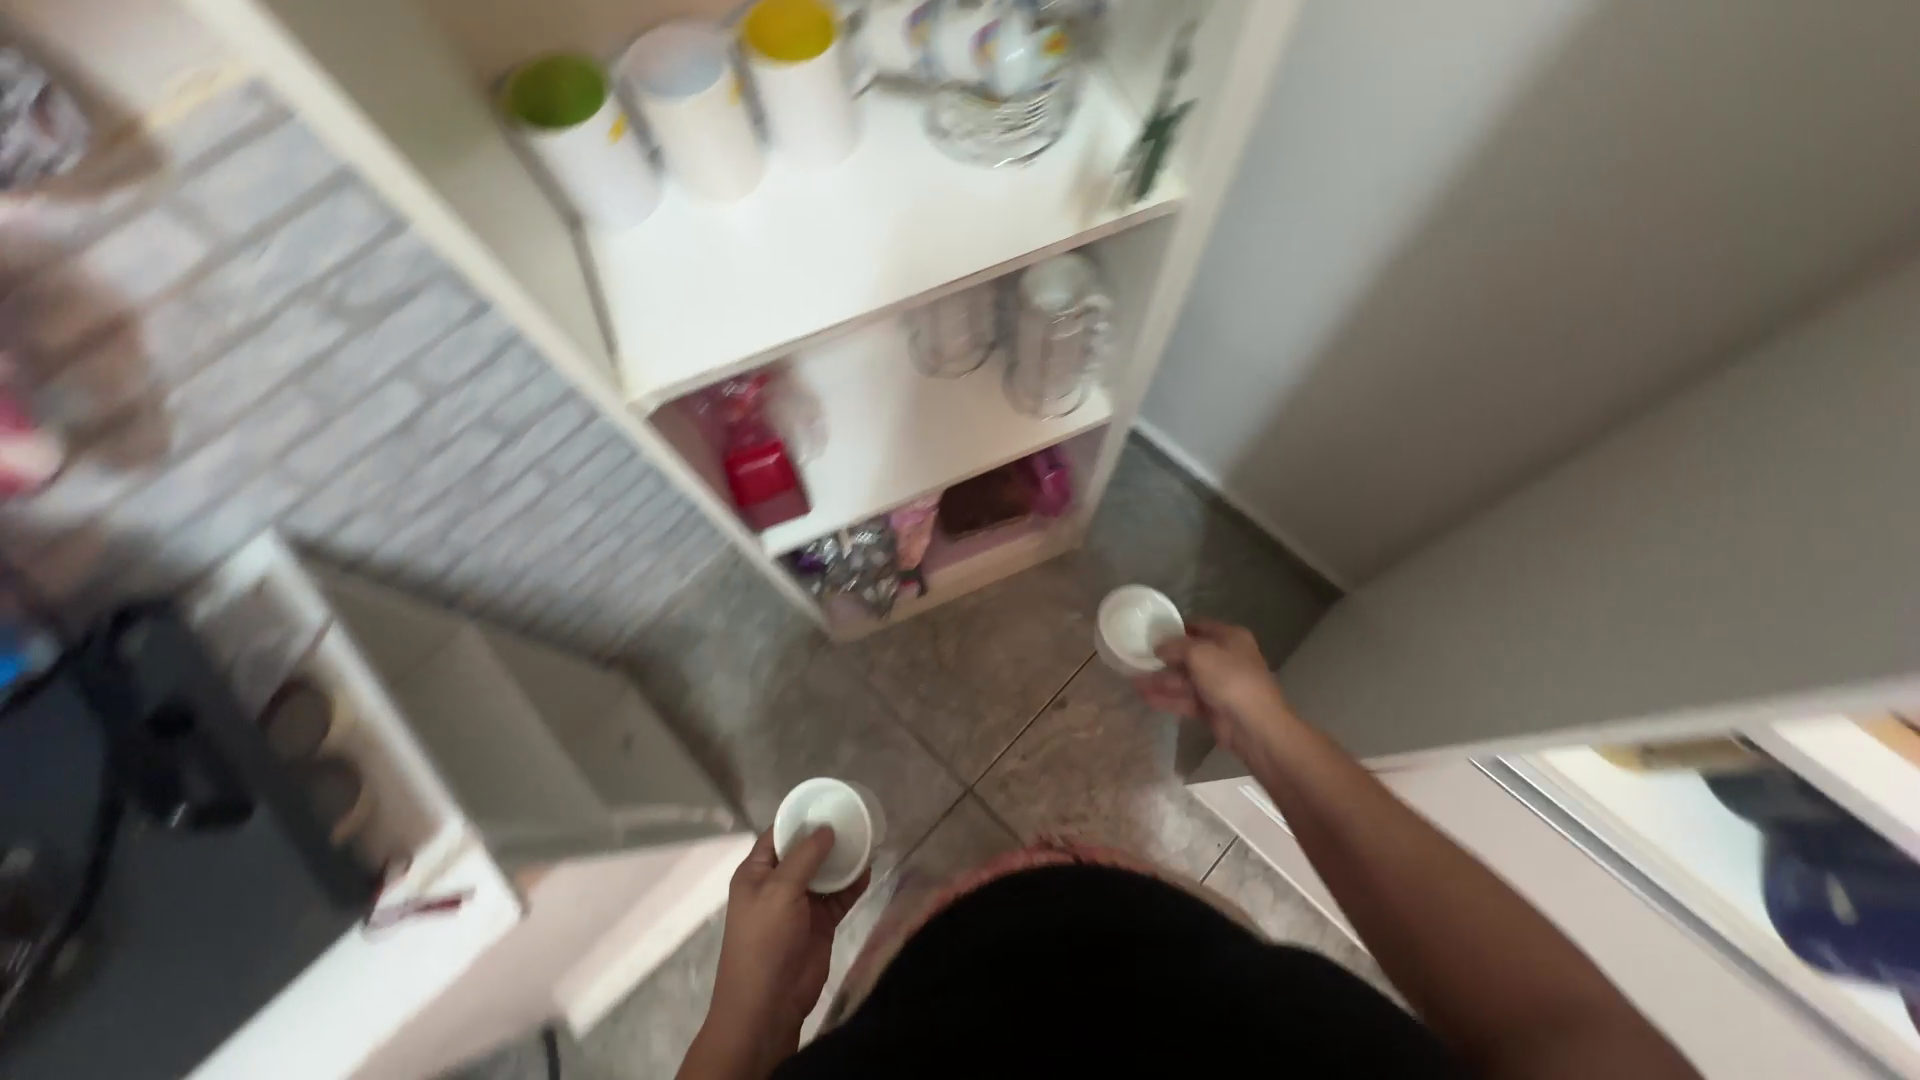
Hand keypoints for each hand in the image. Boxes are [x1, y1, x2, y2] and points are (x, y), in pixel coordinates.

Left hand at [702, 828, 868, 1066]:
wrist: (768, 1003)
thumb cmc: (764, 940)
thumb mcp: (778, 890)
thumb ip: (804, 857)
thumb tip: (826, 828)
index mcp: (757, 872)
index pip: (778, 834)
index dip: (801, 817)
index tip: (827, 800)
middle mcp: (778, 884)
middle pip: (806, 851)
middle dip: (828, 836)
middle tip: (855, 816)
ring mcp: (800, 905)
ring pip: (826, 873)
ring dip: (844, 859)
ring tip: (868, 837)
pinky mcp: (820, 924)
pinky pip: (840, 897)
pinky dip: (854, 884)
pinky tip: (870, 868)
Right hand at [1134, 618, 1292, 759]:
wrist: (1254, 725)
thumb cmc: (1230, 679)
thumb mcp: (1200, 653)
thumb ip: (1176, 646)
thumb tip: (1159, 646)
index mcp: (1230, 638)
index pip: (1198, 626)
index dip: (1175, 628)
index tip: (1150, 633)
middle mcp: (1225, 659)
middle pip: (1189, 654)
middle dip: (1164, 658)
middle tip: (1137, 658)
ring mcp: (1219, 685)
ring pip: (1185, 679)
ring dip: (1161, 680)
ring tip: (1133, 680)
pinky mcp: (1212, 708)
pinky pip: (1186, 699)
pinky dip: (1168, 698)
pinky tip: (1145, 697)